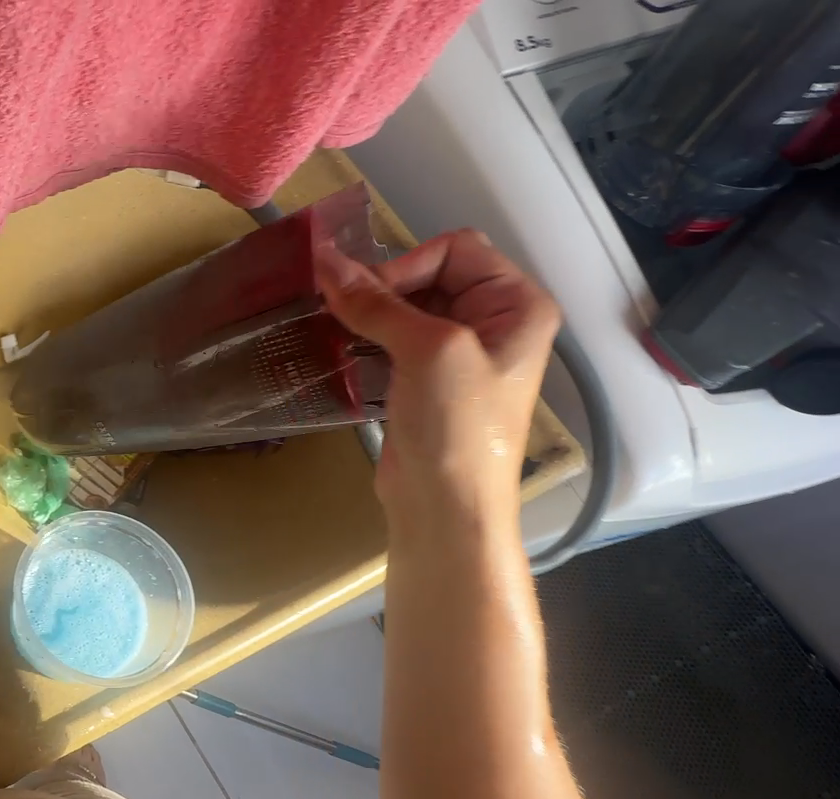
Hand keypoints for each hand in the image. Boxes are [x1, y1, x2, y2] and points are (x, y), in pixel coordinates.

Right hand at [314, 229, 559, 526]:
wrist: (444, 505)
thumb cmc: (455, 425)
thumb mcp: (426, 352)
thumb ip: (377, 304)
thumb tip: (324, 261)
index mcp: (515, 303)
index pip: (453, 252)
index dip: (403, 267)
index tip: (362, 302)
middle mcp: (491, 322)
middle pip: (426, 279)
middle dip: (380, 292)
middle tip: (337, 317)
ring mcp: (455, 357)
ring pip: (402, 313)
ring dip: (365, 319)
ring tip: (330, 333)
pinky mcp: (421, 384)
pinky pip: (390, 346)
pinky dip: (362, 344)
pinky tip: (338, 355)